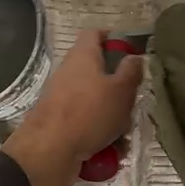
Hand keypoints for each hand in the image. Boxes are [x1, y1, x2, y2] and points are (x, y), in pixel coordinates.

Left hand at [3, 30, 142, 185]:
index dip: (114, 38)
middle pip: (99, 71)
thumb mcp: (121, 90)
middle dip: (119, 87)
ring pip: (95, 100)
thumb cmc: (89, 113)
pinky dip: (101, 133)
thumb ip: (131, 72)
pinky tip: (115, 150)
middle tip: (134, 100)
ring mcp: (63, 99)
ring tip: (127, 133)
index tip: (131, 52)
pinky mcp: (61, 123)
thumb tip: (135, 57)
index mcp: (83, 56)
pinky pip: (87, 122)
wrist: (49, 152)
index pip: (96, 34)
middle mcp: (70, 73)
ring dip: (113, 115)